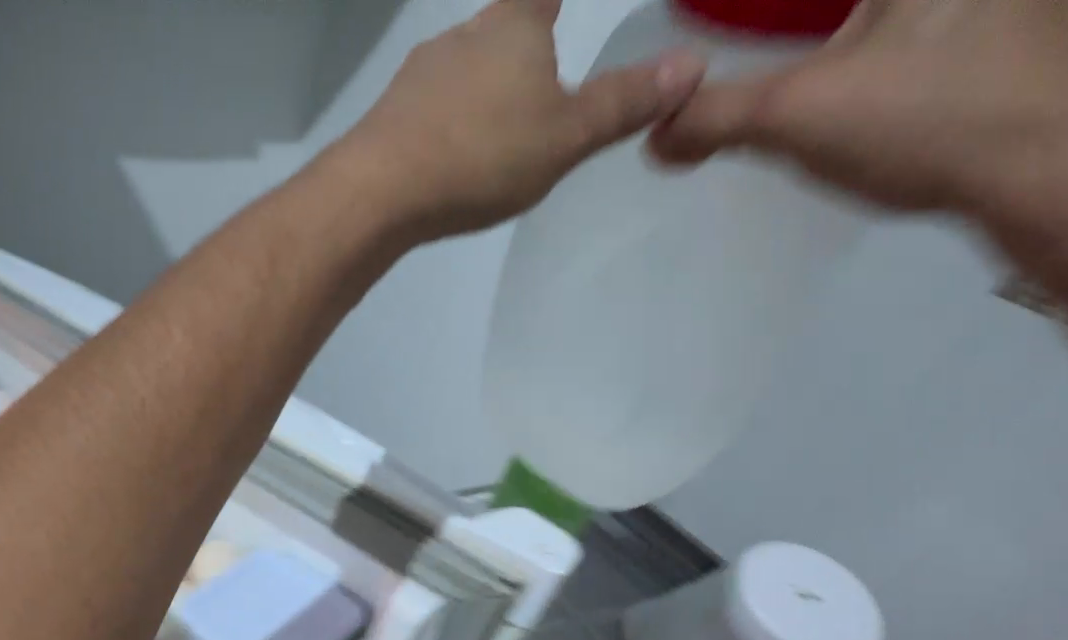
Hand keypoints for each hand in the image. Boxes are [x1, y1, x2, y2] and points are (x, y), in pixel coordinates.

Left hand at [331, 0, 704, 241]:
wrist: (375, 193)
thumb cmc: (480, 156)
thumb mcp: (566, 138)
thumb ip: (623, 104)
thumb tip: (692, 64)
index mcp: (512, 30)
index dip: (551, 0)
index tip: (556, 7)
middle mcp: (460, 40)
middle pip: (496, 31)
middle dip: (517, 46)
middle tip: (535, 73)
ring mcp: (415, 78)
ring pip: (458, 71)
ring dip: (477, 89)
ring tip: (492, 126)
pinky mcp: (384, 118)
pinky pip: (425, 110)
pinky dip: (443, 123)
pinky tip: (445, 155)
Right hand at [649, 0, 1067, 233]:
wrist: (1065, 173)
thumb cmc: (931, 121)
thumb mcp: (794, 116)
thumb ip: (710, 117)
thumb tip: (654, 135)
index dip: (749, 10)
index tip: (722, 27)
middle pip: (832, 2)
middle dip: (789, 20)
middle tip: (752, 41)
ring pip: (894, 10)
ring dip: (841, 29)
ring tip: (808, 55)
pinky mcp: (1051, 13)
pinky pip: (941, 19)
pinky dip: (899, 36)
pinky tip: (889, 70)